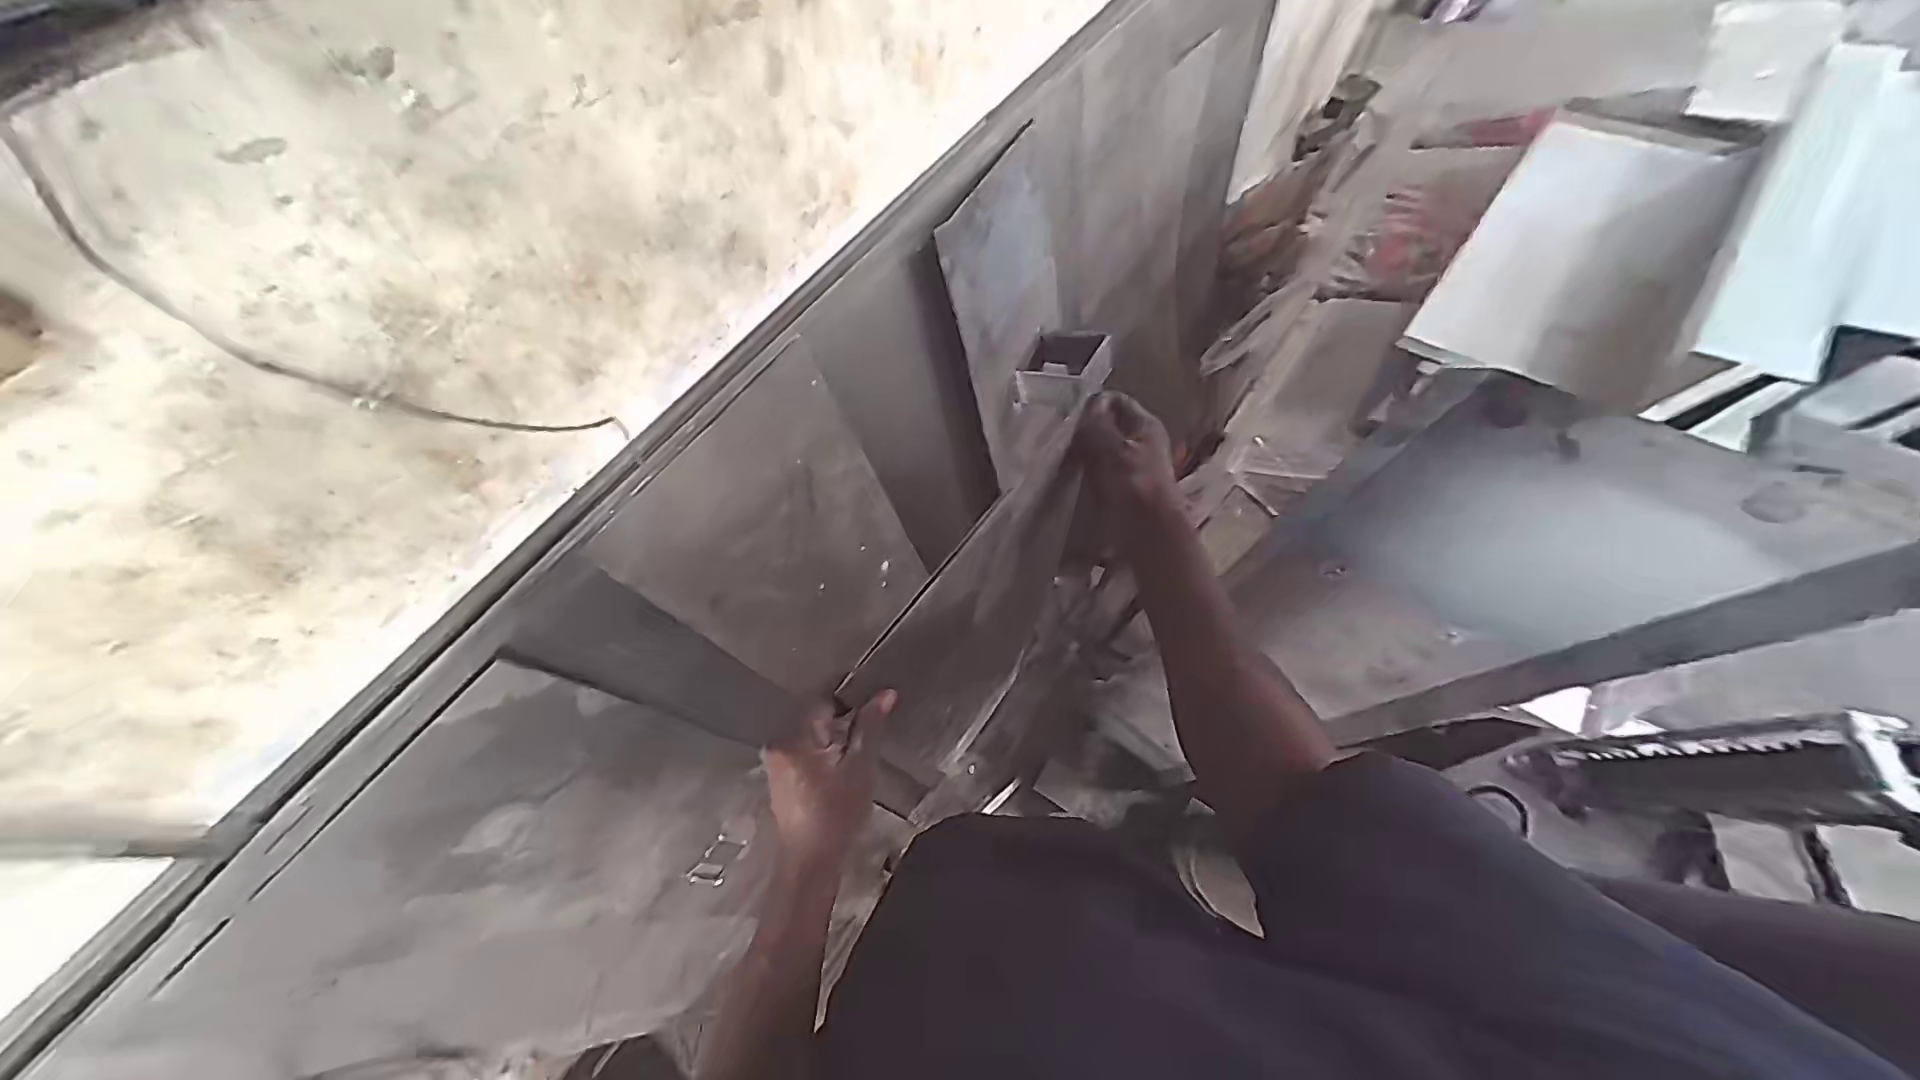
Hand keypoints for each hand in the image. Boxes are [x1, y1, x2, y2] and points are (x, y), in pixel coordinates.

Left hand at [764, 691, 895, 867]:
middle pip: (815, 716)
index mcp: (793, 738)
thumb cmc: (837, 815)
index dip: (849, 696)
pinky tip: (842, 764)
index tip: (871, 697)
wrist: (811, 864)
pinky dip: (825, 750)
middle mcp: (778, 744)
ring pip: (812, 733)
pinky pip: (806, 749)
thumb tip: (885, 693)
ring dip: (835, 735)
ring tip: (859, 746)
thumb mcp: (861, 767)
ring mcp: (776, 762)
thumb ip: (870, 726)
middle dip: (843, 717)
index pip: (821, 699)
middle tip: (870, 726)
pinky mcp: (781, 777)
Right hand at [1075, 391, 1180, 541]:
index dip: (1095, 404)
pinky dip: (1090, 474)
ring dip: (1086, 454)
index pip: (1118, 401)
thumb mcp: (1110, 447)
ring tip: (1065, 460)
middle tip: (1063, 439)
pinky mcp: (1128, 490)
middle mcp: (1145, 443)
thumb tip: (1090, 406)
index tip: (1071, 416)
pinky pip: (1104, 473)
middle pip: (1111, 427)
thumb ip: (1097, 424)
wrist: (1148, 532)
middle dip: (1087, 430)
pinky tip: (1075, 481)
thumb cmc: (1132, 483)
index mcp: (1146, 425)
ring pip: (1106, 451)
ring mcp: (1137, 468)